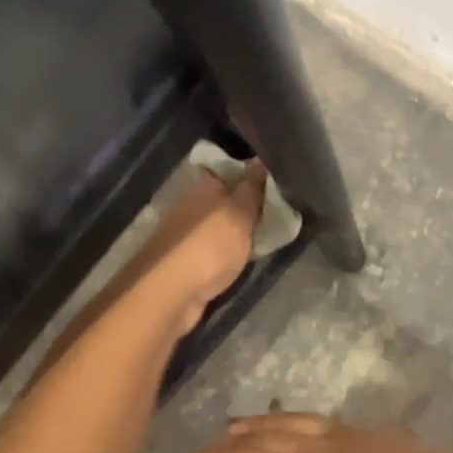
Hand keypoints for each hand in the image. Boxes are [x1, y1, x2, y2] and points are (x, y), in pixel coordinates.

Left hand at [137, 162, 266, 316]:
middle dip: (246, 202)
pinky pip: (215, 251)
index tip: (275, 176)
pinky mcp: (186, 265)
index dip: (248, 170)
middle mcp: (190, 206)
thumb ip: (252, 187)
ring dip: (238, 230)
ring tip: (271, 233)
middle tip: (281, 208)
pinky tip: (247, 257)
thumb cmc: (208, 244)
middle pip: (222, 198)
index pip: (224, 168)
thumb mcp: (239, 211)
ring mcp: (186, 236)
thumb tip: (260, 159)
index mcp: (200, 187)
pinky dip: (229, 253)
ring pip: (219, 226)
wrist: (171, 293)